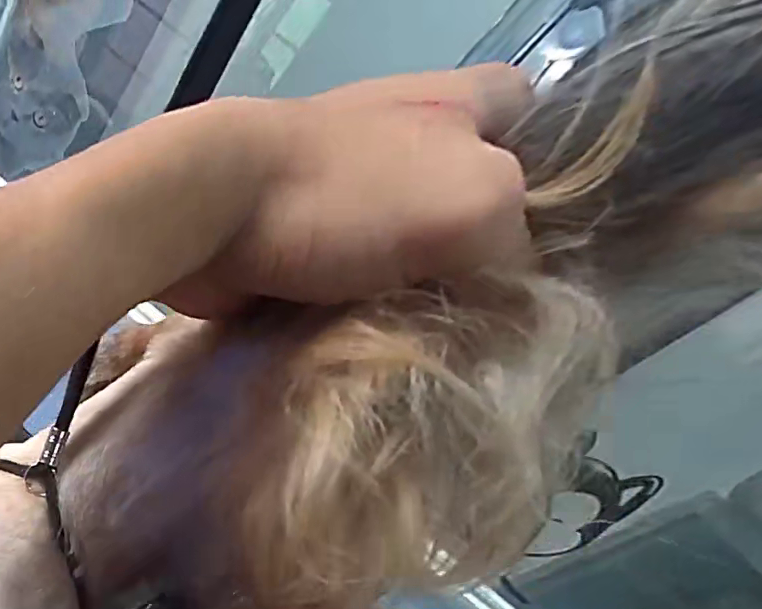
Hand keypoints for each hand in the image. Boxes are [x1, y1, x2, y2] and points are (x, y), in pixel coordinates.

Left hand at [163, 65, 534, 317]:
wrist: (215, 215)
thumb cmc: (347, 192)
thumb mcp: (472, 201)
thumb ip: (509, 240)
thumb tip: (505, 292)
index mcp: (461, 107)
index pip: (535, 129)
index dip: (546, 188)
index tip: (535, 255)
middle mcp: (405, 146)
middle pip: (461, 207)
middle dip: (468, 263)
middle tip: (475, 319)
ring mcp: (346, 198)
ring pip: (403, 256)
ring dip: (407, 299)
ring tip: (424, 347)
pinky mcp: (301, 245)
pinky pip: (349, 286)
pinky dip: (357, 314)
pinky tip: (370, 349)